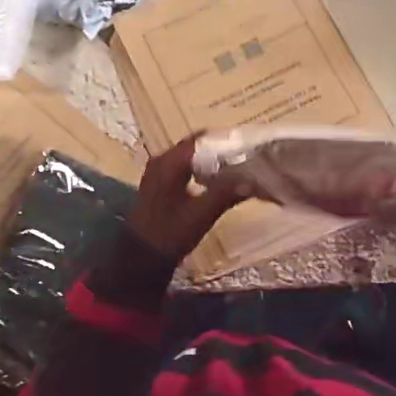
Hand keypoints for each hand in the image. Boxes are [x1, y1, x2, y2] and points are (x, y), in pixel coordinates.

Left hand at [126, 135, 248, 261]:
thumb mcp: (201, 214)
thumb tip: (254, 179)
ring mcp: (157, 173)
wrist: (141, 257)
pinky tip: (217, 185)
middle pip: (196, 148)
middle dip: (220, 153)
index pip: (201, 139)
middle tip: (247, 160)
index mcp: (169, 162)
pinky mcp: (158, 186)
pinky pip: (184, 171)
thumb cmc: (170, 233)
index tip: (247, 146)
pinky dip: (200, 174)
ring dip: (211, 165)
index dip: (224, 140)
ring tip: (237, 172)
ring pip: (190, 160)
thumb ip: (226, 193)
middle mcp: (161, 161)